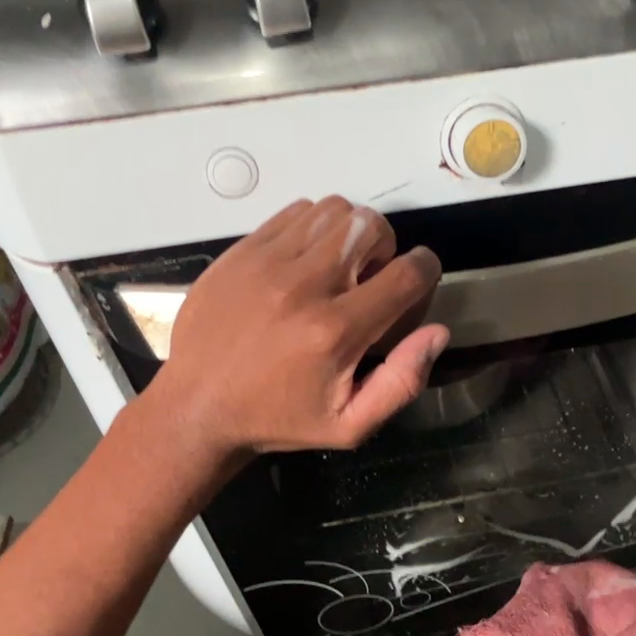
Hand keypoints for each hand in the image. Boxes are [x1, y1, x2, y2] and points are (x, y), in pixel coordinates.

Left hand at [147, 197, 448, 455]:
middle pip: (371, 226)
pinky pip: (295, 211)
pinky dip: (313, 226)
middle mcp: (304, 287)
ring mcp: (267, 263)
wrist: (197, 407)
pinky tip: (304, 259)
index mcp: (335, 332)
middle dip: (385, 247)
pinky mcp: (241, 251)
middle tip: (370, 277)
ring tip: (338, 265)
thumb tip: (438, 332)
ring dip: (349, 232)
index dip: (426, 270)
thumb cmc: (279, 418)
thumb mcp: (350, 425)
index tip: (417, 281)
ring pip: (334, 210)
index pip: (406, 274)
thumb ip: (402, 382)